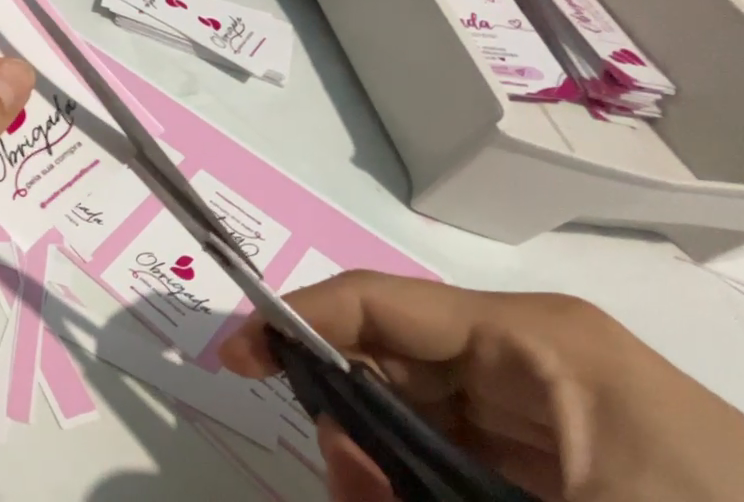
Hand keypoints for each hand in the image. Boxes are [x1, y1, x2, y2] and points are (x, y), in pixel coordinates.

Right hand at [217, 271, 743, 501]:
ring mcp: (537, 400)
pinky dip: (412, 472)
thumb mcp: (546, 501)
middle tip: (349, 483)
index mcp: (529, 336)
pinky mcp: (547, 446)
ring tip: (376, 496)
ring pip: (409, 405)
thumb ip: (419, 479)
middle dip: (344, 411)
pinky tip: (401, 494)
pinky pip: (446, 442)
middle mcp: (522, 351)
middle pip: (385, 356)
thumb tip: (339, 462)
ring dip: (377, 452)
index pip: (375, 300)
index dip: (295, 319)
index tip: (235, 360)